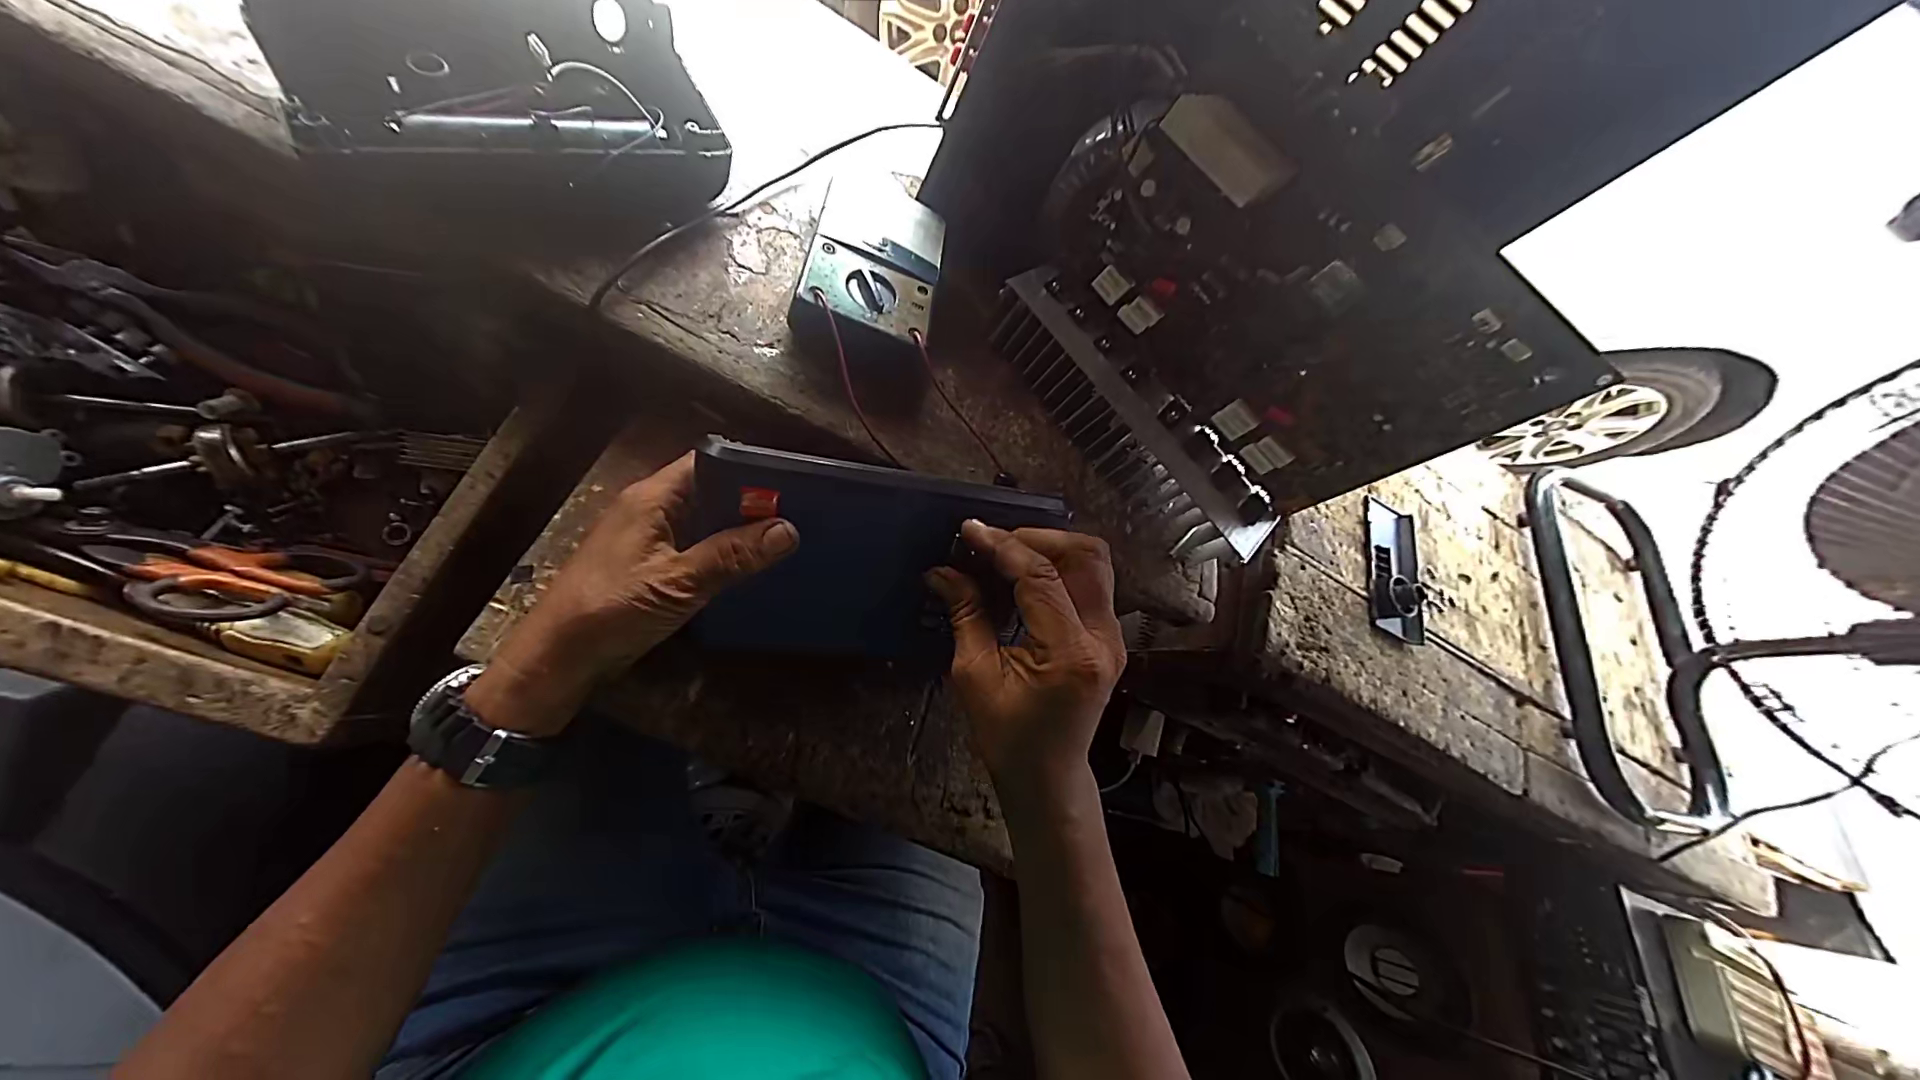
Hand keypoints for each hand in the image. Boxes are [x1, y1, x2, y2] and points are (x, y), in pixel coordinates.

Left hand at [466, 452, 798, 734]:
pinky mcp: (653, 566)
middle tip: (797, 511)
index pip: (707, 462)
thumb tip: (787, 531)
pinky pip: (698, 547)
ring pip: (706, 521)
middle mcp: (652, 510)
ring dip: (739, 529)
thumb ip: (731, 555)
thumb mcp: (678, 582)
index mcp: (652, 499)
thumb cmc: (610, 609)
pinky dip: (724, 551)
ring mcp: (651, 539)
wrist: (558, 658)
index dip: (747, 467)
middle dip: (751, 500)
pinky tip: (751, 565)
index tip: (788, 481)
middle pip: (711, 491)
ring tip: (785, 536)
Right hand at [926, 521, 1125, 800]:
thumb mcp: (975, 676)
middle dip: (1036, 538)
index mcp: (1071, 653)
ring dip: (1050, 548)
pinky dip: (1058, 567)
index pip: (1041, 577)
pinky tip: (1023, 574)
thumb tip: (943, 571)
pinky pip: (1089, 583)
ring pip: (1094, 563)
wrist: (1047, 776)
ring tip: (1005, 553)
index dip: (1002, 547)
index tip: (969, 531)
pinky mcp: (1108, 636)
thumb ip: (966, 615)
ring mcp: (1113, 636)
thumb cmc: (1008, 738)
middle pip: (1085, 555)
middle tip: (991, 543)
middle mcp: (1104, 638)